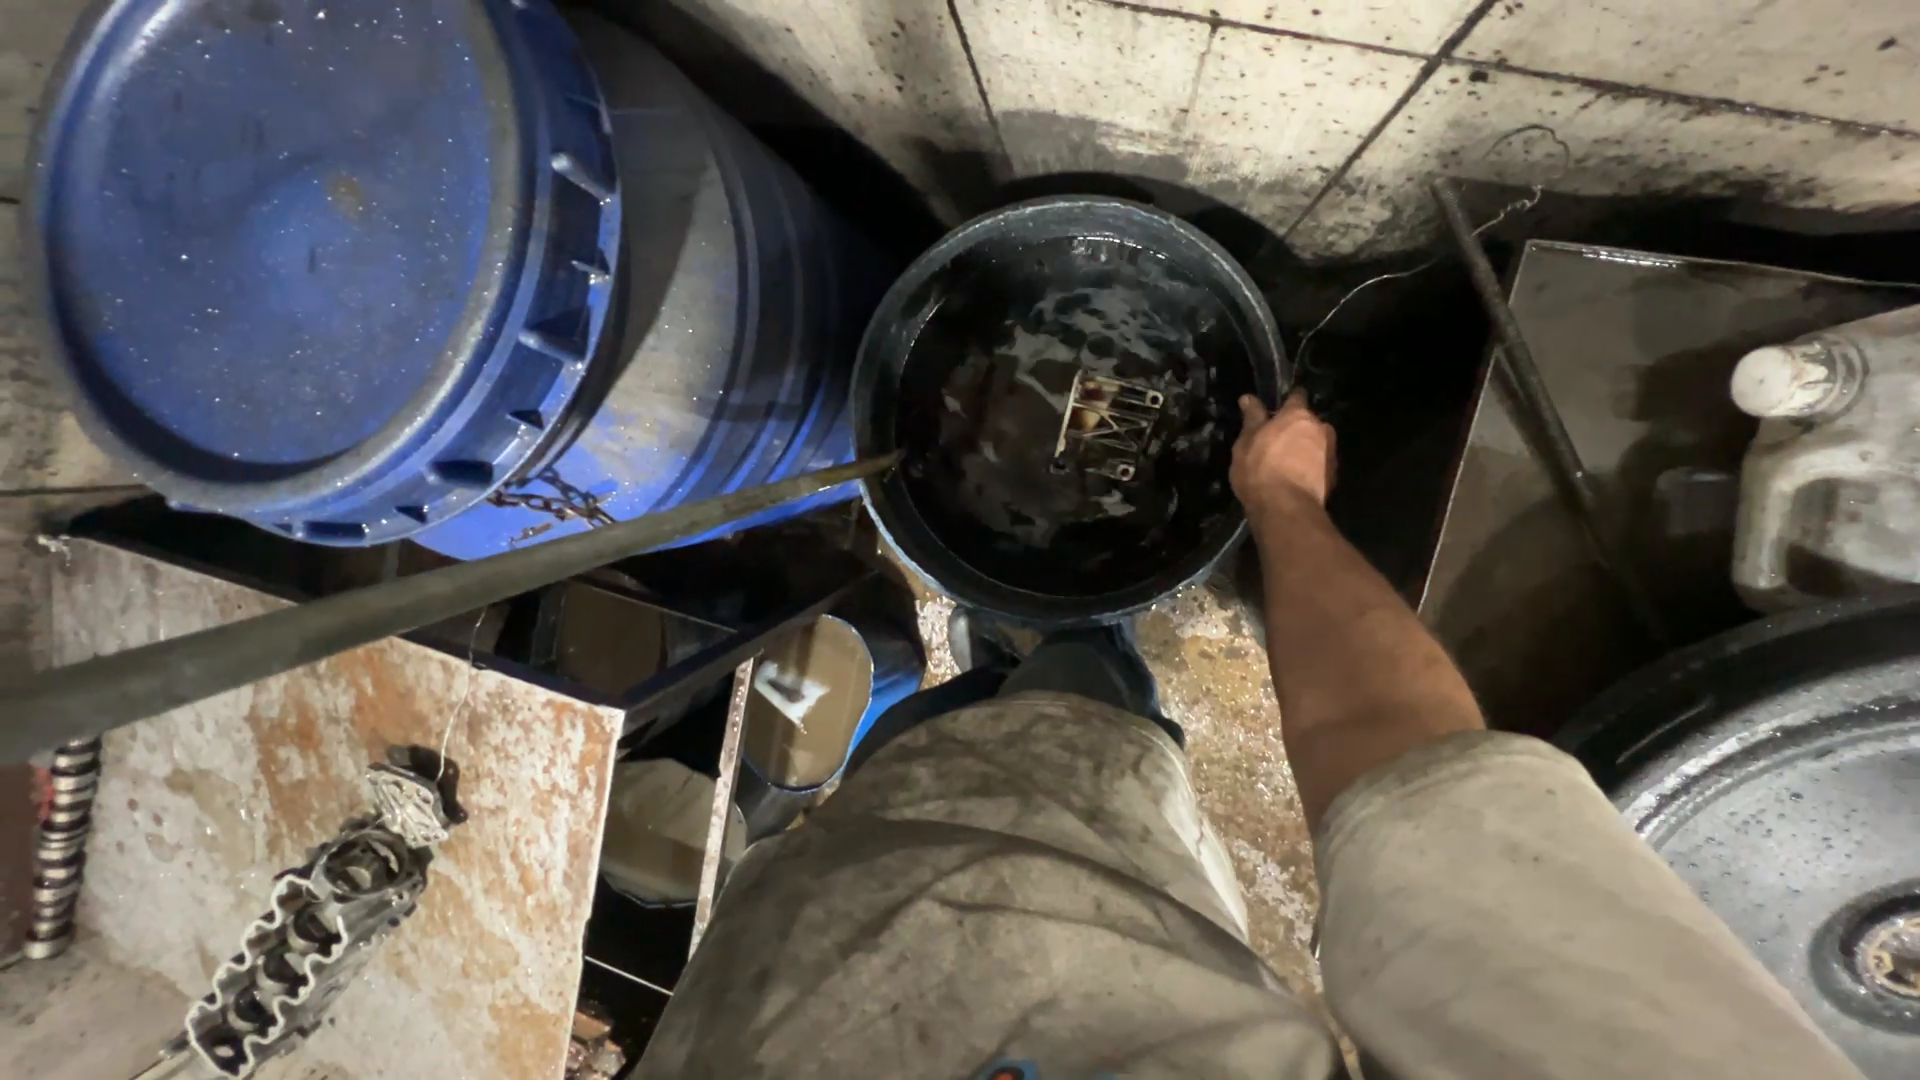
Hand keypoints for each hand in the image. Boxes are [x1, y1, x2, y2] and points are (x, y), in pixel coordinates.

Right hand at [1231, 390, 1336, 517]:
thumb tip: (1249, 398)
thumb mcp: (1246, 443)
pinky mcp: (1334, 475)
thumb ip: (1252, 418)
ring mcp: (1330, 452)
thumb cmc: (1260, 469)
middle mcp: (1320, 428)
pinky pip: (1320, 463)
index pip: (1297, 396)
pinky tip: (1296, 478)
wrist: (1286, 508)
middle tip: (1278, 441)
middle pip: (1309, 422)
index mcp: (1297, 416)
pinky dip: (1310, 466)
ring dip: (1305, 447)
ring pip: (1317, 443)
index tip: (1279, 407)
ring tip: (1287, 462)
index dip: (1288, 400)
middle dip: (1297, 428)